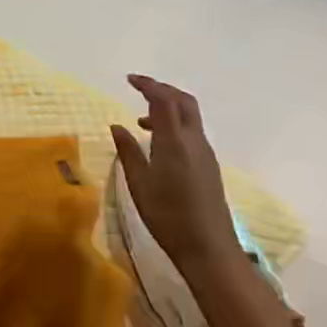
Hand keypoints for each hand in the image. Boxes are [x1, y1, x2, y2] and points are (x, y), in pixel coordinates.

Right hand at [111, 75, 239, 271]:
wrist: (208, 247)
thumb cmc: (167, 216)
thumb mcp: (139, 184)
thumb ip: (128, 152)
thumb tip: (117, 127)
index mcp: (174, 141)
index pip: (163, 100)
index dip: (148, 85)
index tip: (130, 80)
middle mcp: (194, 140)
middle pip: (183, 101)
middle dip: (162, 90)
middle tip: (139, 90)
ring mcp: (205, 152)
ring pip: (190, 115)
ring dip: (169, 107)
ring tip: (142, 120)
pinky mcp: (209, 164)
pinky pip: (192, 131)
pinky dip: (175, 124)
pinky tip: (159, 143)